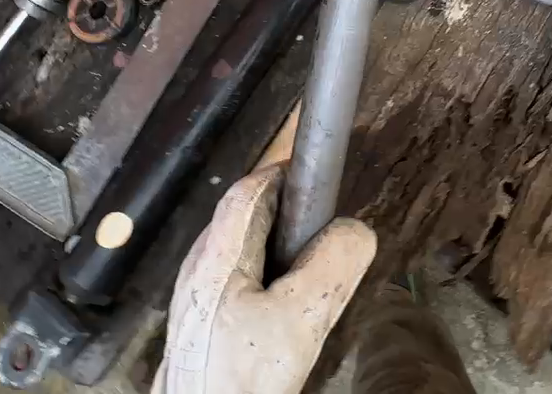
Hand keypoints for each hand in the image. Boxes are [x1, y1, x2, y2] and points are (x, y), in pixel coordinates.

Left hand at [155, 164, 376, 393]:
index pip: (250, 191)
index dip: (286, 177)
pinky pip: (239, 288)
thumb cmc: (241, 379)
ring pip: (244, 257)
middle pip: (247, 221)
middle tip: (324, 241)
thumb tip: (356, 230)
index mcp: (216, 254)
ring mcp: (195, 300)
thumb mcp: (298, 320)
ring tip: (310, 284)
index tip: (320, 184)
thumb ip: (330, 267)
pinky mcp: (200, 329)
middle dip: (288, 221)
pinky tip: (283, 318)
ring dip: (279, 258)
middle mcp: (198, 268)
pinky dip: (267, 287)